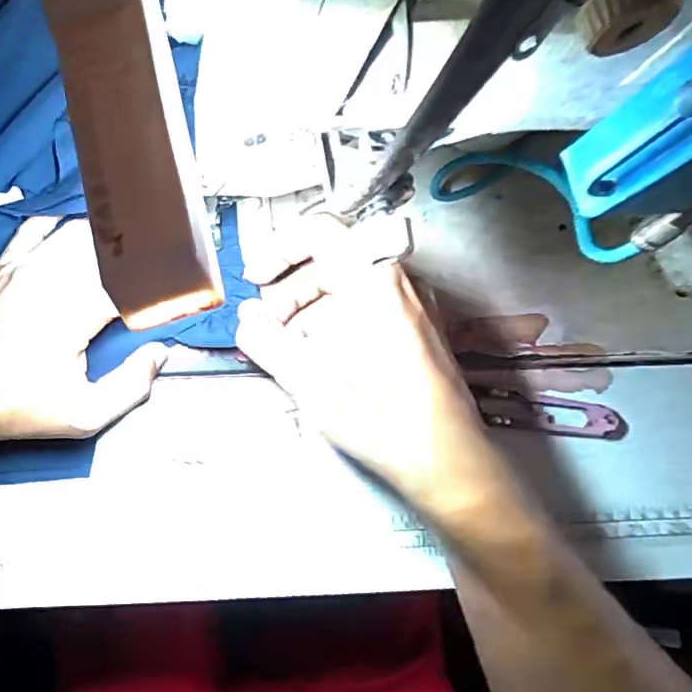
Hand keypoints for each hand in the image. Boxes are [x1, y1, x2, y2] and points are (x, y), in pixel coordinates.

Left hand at [0, 218, 167, 486]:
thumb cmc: (13, 408)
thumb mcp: (82, 415)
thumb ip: (131, 387)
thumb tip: (158, 355)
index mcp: (76, 309)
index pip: (136, 282)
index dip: (163, 288)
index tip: (179, 299)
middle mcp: (51, 275)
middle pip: (111, 246)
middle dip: (141, 258)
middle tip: (160, 273)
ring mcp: (23, 264)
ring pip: (78, 232)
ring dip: (108, 243)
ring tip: (128, 258)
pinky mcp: (2, 264)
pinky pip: (39, 228)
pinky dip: (64, 229)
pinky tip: (75, 243)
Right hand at [235, 217, 501, 510]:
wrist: (444, 458)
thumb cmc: (382, 417)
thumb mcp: (307, 378)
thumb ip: (266, 341)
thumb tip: (248, 322)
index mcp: (373, 279)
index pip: (318, 233)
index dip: (277, 251)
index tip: (258, 280)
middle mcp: (400, 282)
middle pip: (332, 261)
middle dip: (290, 291)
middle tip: (268, 325)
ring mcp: (415, 305)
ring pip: (351, 287)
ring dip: (312, 311)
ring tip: (292, 350)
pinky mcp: (420, 330)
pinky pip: (372, 308)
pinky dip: (340, 323)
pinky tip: (325, 360)